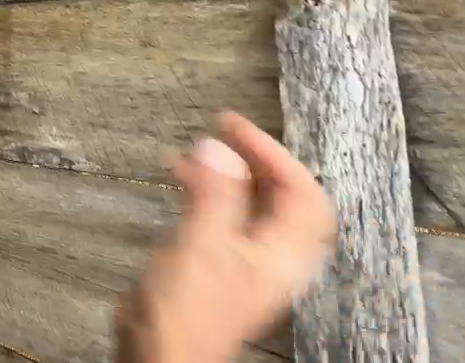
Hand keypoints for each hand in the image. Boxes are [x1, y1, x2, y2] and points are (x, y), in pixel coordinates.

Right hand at [118, 112, 334, 362]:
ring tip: (192, 148)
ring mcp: (242, 258)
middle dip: (255, 160)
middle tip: (218, 127)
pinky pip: (222, 213)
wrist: (161, 345)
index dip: (274, 155)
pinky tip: (177, 177)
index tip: (231, 124)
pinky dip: (205, 187)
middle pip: (283, 201)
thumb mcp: (200, 244)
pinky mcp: (213, 259)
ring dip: (229, 171)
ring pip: (252, 205)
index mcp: (280, 254)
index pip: (303, 197)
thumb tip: (217, 146)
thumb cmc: (187, 303)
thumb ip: (213, 197)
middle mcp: (270, 255)